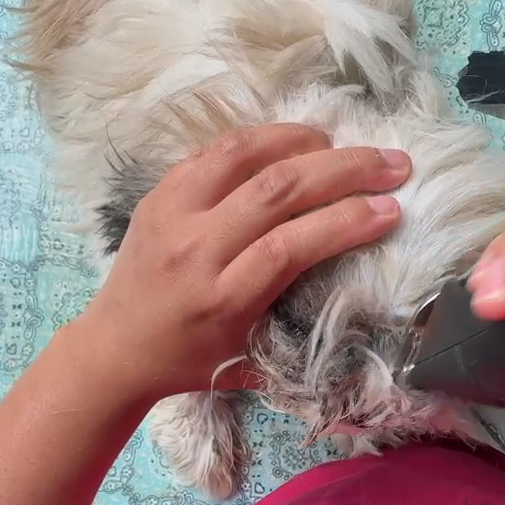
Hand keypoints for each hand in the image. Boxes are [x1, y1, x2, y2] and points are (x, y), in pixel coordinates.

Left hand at [71, 123, 409, 402]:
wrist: (113, 349)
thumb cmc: (187, 362)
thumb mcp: (247, 363)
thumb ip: (299, 335)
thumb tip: (360, 300)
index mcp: (220, 300)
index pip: (290, 246)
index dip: (346, 222)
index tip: (390, 210)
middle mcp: (195, 251)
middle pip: (276, 191)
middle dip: (345, 171)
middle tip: (392, 164)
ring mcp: (172, 215)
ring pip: (242, 156)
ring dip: (300, 142)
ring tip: (340, 145)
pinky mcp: (158, 195)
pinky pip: (213, 152)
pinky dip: (259, 140)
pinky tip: (291, 143)